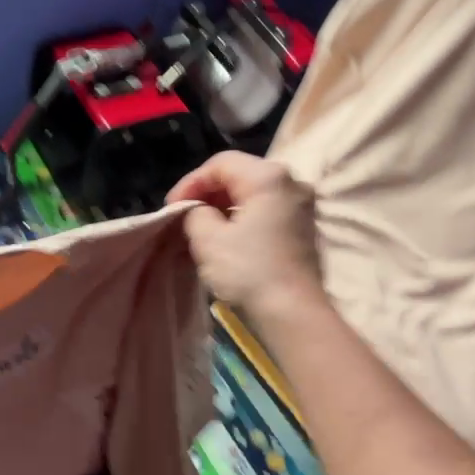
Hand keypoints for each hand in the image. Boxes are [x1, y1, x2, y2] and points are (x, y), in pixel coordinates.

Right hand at [167, 153, 325, 319]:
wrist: (291, 310)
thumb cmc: (248, 272)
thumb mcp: (209, 240)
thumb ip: (195, 215)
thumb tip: (198, 211)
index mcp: (268, 177)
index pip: (220, 164)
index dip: (190, 183)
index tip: (171, 208)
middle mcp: (291, 181)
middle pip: (240, 175)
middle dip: (208, 193)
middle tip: (184, 217)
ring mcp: (302, 204)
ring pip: (253, 194)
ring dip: (224, 207)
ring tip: (202, 230)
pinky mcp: (303, 227)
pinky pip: (266, 211)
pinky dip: (243, 219)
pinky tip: (228, 240)